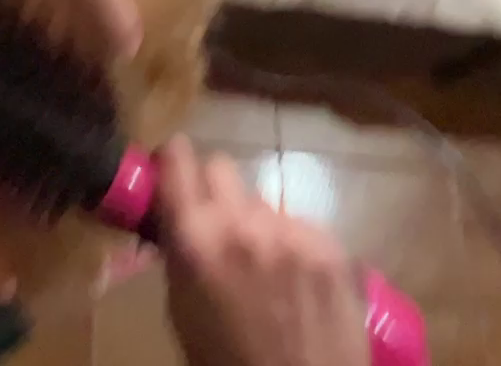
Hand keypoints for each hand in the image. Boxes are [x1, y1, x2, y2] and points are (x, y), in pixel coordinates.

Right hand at [159, 137, 368, 365]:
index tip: (173, 175)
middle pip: (221, 166)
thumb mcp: (180, 308)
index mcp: (194, 238)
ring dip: (257, 222)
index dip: (172, 162)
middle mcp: (240, 221)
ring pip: (262, 200)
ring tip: (266, 269)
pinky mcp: (329, 244)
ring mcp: (289, 230)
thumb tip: (175, 214)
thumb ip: (179, 248)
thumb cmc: (223, 365)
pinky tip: (298, 283)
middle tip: (220, 226)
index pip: (176, 156)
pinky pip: (299, 224)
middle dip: (215, 190)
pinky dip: (293, 244)